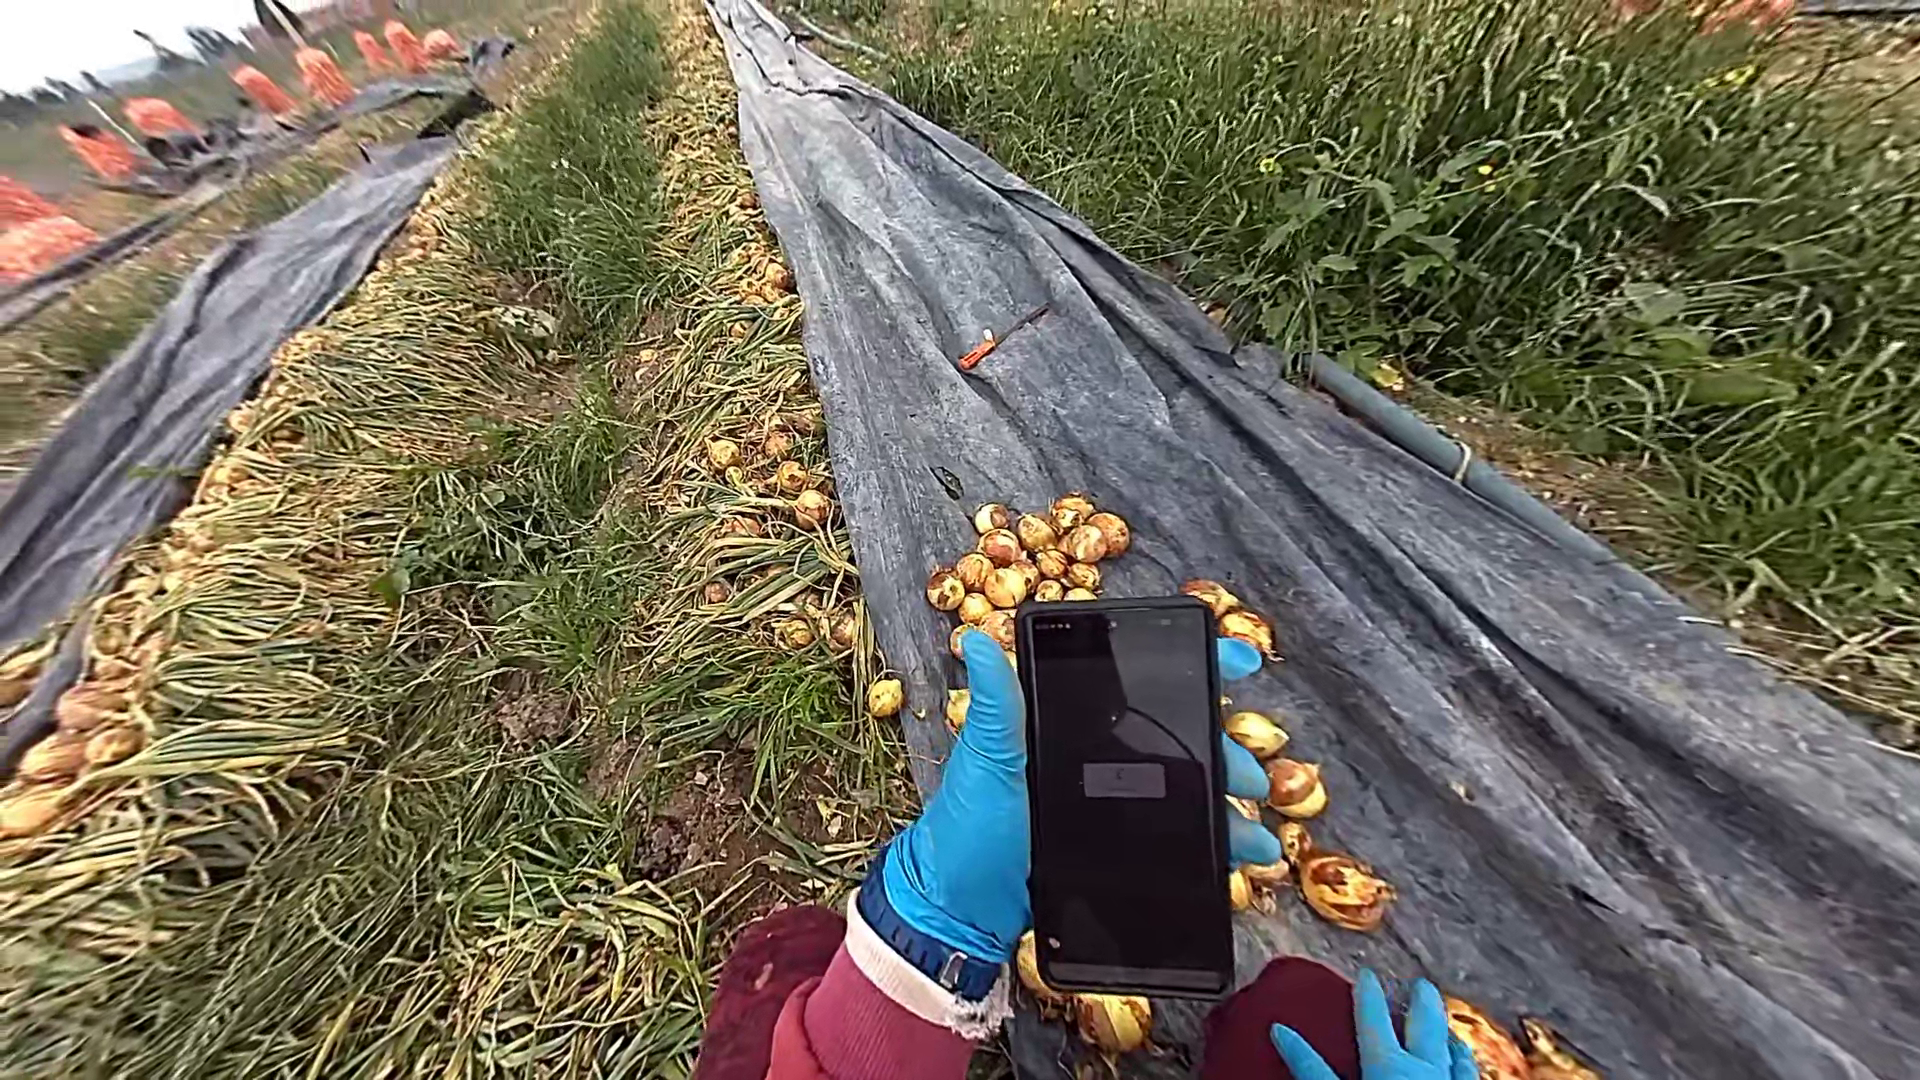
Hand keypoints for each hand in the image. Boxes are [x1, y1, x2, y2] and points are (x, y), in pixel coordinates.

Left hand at [881, 630, 1283, 961]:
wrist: (968, 903)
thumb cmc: (973, 822)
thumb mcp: (988, 755)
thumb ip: (995, 702)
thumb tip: (979, 639)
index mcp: (1065, 716)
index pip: (1131, 679)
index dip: (1187, 664)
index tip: (1236, 660)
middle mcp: (1093, 748)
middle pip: (1172, 728)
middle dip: (1219, 740)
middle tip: (1245, 769)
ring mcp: (1109, 792)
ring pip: (1182, 779)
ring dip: (1222, 792)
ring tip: (1249, 817)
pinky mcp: (1119, 837)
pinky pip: (1176, 828)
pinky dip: (1210, 835)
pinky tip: (1239, 848)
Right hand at [1271, 969, 1479, 1079]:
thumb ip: (1311, 1069)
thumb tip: (1278, 1028)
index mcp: (1389, 1064)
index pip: (1373, 1018)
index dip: (1369, 994)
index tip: (1368, 974)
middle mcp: (1426, 1073)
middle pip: (1425, 1031)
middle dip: (1424, 1006)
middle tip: (1425, 985)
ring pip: (1458, 1063)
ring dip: (1453, 1044)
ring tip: (1453, 1035)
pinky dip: (1469, 1075)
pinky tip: (1469, 1075)